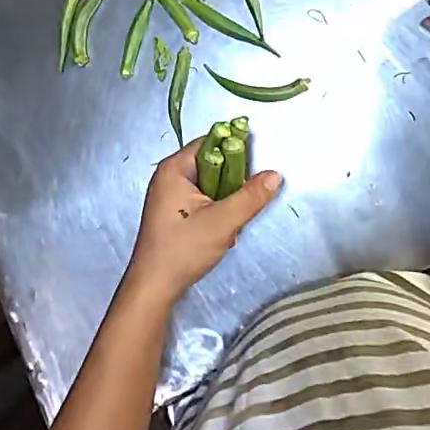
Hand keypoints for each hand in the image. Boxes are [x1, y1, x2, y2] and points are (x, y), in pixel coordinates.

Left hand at [124, 138, 282, 304]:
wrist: (154, 287)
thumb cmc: (183, 249)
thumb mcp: (223, 221)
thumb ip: (250, 196)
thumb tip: (275, 175)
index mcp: (174, 168)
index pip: (210, 142)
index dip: (234, 150)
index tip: (252, 168)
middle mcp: (169, 176)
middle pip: (212, 163)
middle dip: (232, 181)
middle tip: (242, 200)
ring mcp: (170, 195)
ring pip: (211, 184)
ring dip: (226, 199)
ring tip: (230, 220)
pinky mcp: (174, 212)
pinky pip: (204, 199)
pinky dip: (216, 210)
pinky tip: (220, 230)